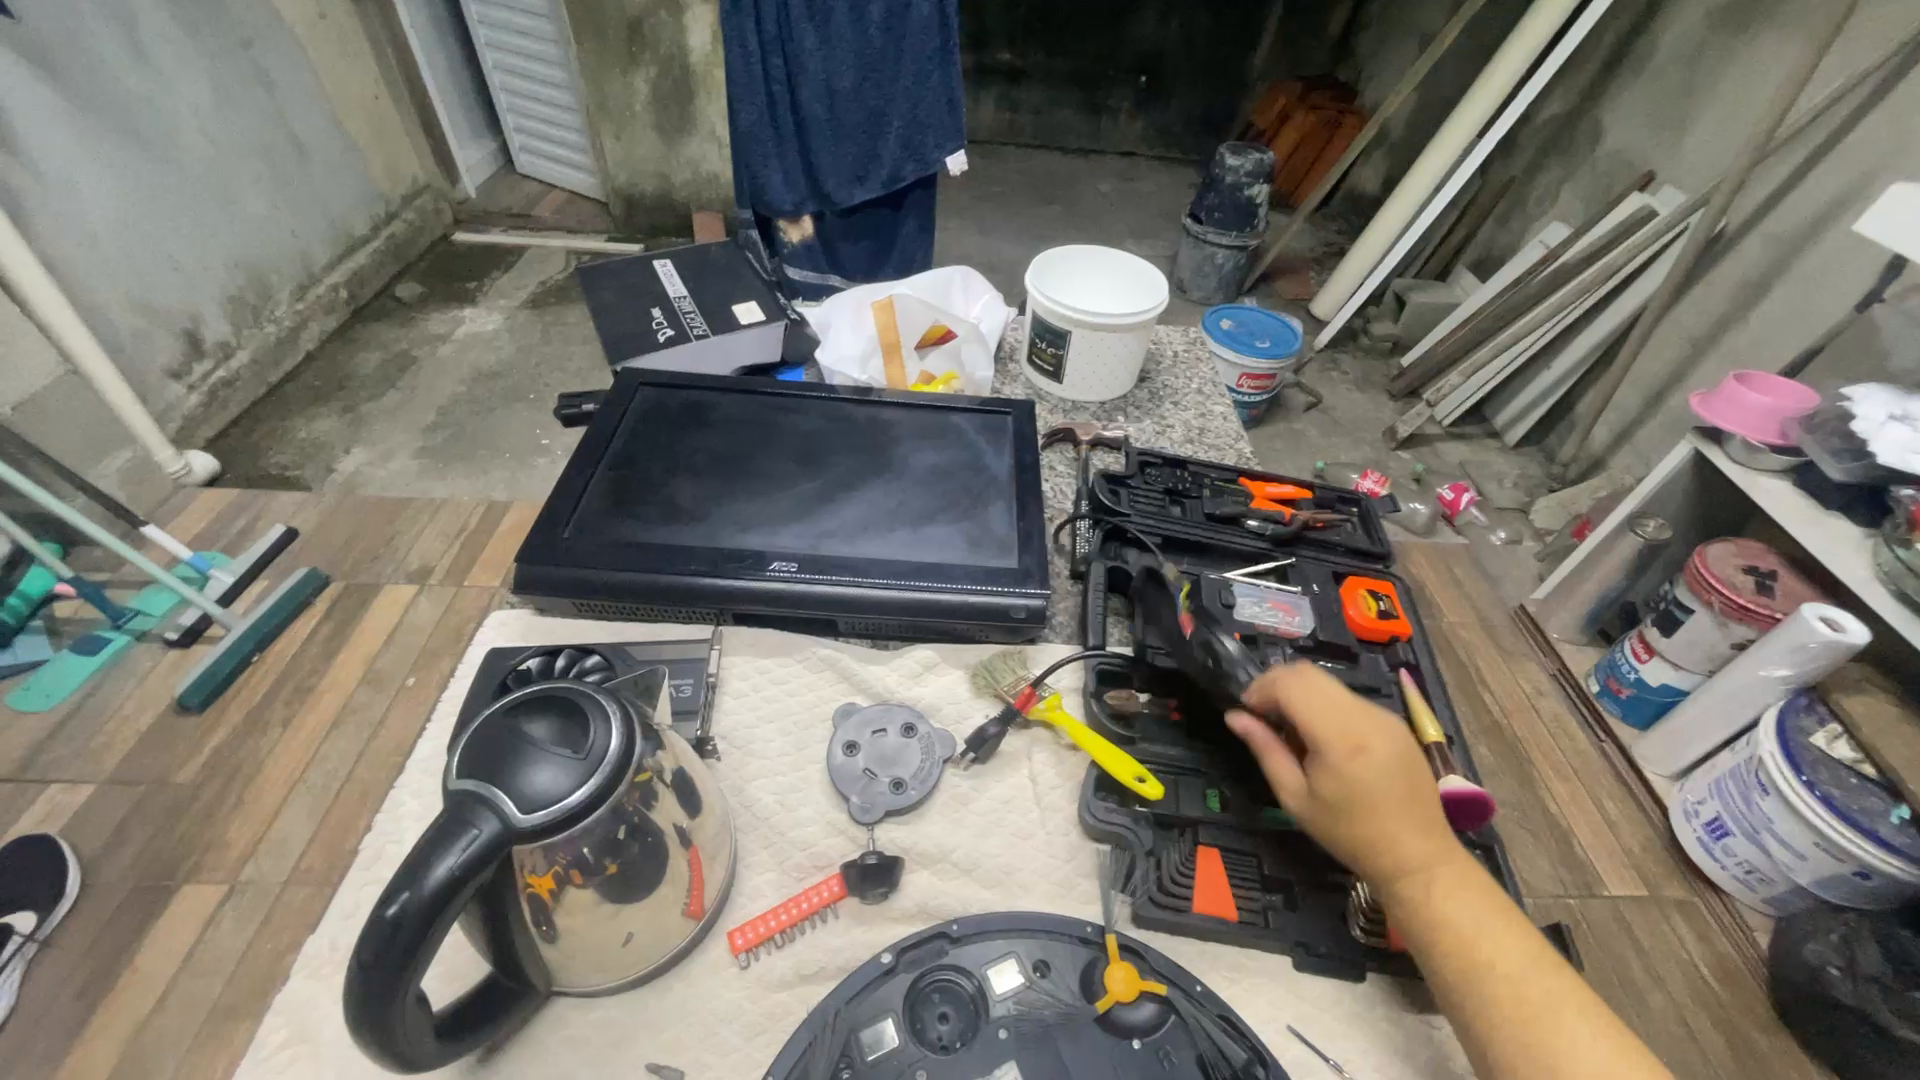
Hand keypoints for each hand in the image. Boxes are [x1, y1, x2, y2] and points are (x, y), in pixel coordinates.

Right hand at [1225, 663, 1463, 889]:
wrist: (1418, 857)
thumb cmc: (1350, 834)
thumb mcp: (1295, 798)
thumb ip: (1265, 750)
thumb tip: (1234, 716)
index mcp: (1339, 736)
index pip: (1290, 683)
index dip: (1260, 689)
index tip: (1247, 714)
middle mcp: (1365, 715)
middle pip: (1307, 672)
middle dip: (1275, 686)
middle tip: (1263, 718)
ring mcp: (1384, 715)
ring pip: (1327, 683)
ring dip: (1300, 695)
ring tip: (1293, 734)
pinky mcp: (1395, 722)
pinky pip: (1348, 698)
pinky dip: (1323, 706)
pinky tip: (1322, 741)